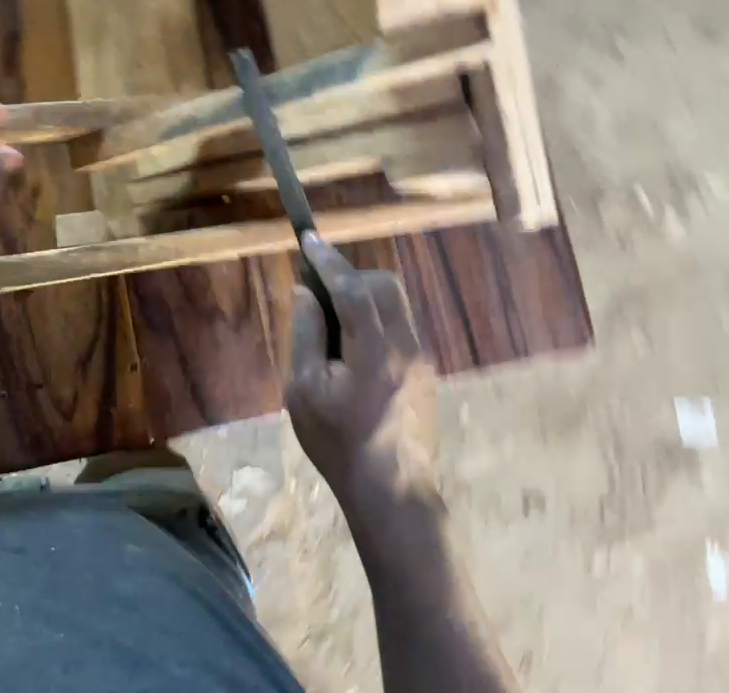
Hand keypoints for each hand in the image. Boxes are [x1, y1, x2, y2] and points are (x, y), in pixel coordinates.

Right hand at [285, 233, 440, 506]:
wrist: (391, 489)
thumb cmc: (337, 441)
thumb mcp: (303, 389)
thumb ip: (306, 333)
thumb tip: (305, 291)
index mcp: (373, 348)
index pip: (351, 286)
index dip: (327, 259)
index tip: (308, 238)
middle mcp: (405, 343)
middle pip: (382, 284)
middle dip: (349, 276)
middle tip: (317, 293)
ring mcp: (420, 356)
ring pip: (395, 301)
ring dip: (362, 296)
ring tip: (332, 326)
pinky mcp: (424, 369)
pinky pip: (398, 324)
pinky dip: (373, 318)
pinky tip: (352, 351)